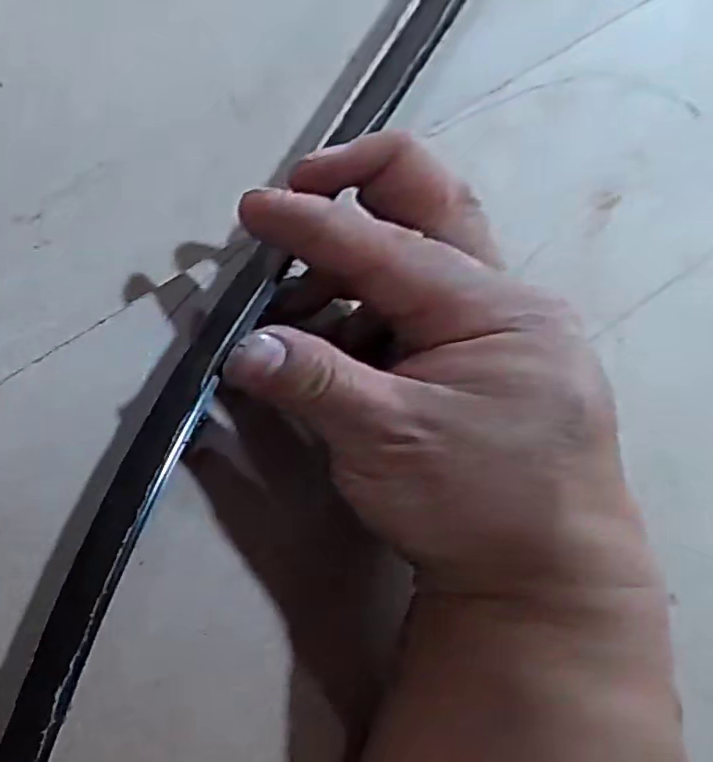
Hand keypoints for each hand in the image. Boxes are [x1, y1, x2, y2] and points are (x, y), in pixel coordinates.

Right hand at [224, 131, 660, 608]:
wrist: (532, 565)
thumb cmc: (472, 496)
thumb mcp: (384, 438)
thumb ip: (312, 383)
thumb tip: (238, 347)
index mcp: (488, 309)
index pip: (386, 244)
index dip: (312, 222)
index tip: (251, 206)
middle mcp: (492, 304)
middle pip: (431, 210)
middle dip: (360, 188)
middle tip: (291, 191)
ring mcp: (473, 333)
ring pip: (403, 263)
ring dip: (334, 268)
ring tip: (278, 313)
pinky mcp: (449, 365)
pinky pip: (389, 313)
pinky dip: (340, 313)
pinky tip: (307, 346)